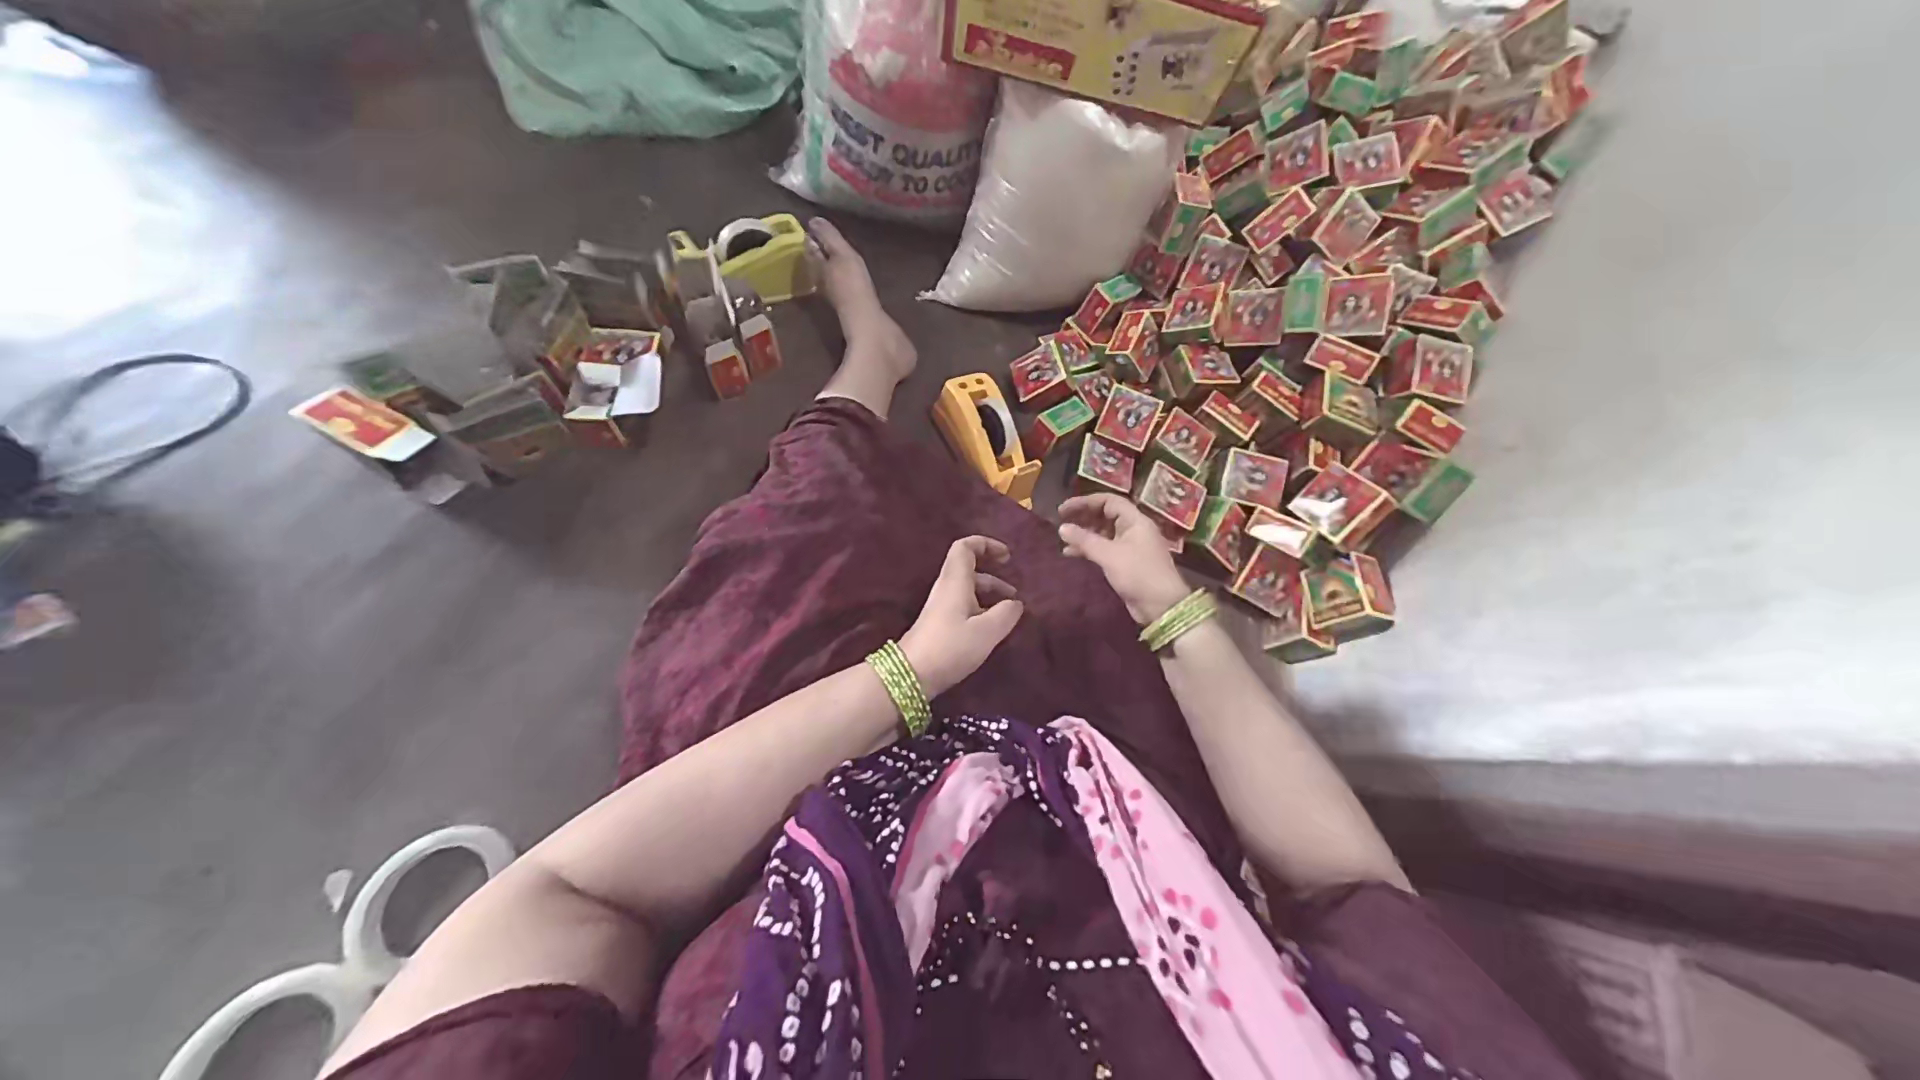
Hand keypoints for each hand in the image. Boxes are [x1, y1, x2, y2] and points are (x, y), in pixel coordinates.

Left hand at [899, 536, 1024, 697]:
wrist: (912, 674)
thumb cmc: (950, 647)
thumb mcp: (987, 631)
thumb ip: (1006, 613)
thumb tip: (1015, 603)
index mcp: (955, 581)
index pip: (965, 547)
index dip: (986, 544)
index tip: (1007, 556)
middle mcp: (946, 589)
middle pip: (969, 569)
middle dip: (994, 576)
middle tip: (1015, 592)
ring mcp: (940, 607)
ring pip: (967, 590)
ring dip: (989, 596)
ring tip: (1009, 613)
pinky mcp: (939, 625)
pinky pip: (963, 606)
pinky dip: (981, 610)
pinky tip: (992, 628)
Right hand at [1058, 494, 1191, 624]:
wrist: (1161, 606)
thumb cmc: (1137, 573)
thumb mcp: (1109, 554)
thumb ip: (1084, 540)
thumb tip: (1062, 528)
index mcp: (1135, 520)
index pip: (1108, 501)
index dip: (1085, 501)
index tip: (1064, 509)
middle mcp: (1133, 529)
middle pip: (1105, 515)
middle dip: (1083, 517)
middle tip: (1061, 522)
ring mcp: (1130, 546)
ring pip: (1103, 533)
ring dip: (1084, 534)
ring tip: (1064, 539)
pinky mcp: (1126, 563)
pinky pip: (1104, 549)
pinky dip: (1089, 549)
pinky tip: (1072, 554)